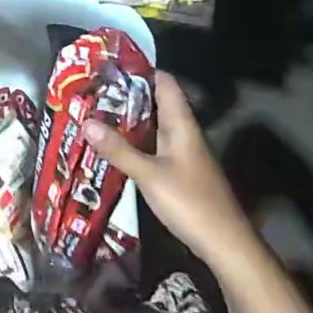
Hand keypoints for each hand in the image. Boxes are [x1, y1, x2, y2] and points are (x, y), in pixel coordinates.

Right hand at [83, 71, 255, 264]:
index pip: (165, 83)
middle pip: (156, 102)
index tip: (110, 65)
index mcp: (181, 125)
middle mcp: (183, 133)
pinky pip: (153, 145)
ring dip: (128, 118)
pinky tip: (113, 146)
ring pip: (153, 125)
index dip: (141, 70)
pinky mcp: (179, 172)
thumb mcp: (149, 175)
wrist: (227, 247)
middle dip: (127, 94)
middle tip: (93, 89)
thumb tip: (85, 121)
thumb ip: (118, 149)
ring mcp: (182, 154)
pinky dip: (133, 140)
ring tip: (95, 112)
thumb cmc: (191, 203)